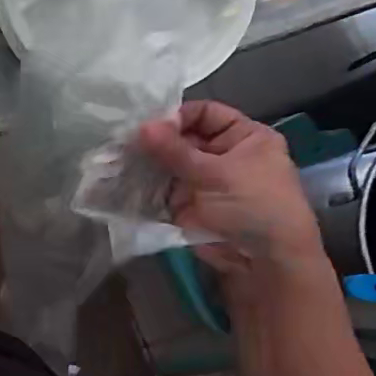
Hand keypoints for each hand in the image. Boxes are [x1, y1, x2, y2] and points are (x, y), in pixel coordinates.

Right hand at [137, 101, 327, 280]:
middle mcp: (219, 155)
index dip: (177, 116)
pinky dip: (141, 184)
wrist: (261, 261)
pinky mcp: (182, 203)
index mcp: (242, 137)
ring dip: (143, 162)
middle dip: (153, 140)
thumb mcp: (216, 173)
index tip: (148, 126)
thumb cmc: (253, 206)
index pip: (205, 114)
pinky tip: (119, 178)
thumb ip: (175, 150)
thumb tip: (141, 127)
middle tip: (120, 141)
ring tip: (114, 159)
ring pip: (165, 163)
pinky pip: (158, 188)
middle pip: (181, 138)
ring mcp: (199, 180)